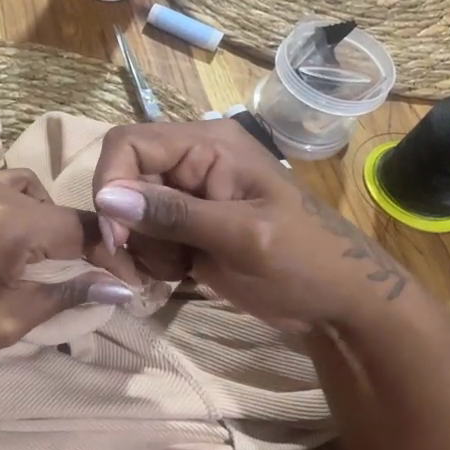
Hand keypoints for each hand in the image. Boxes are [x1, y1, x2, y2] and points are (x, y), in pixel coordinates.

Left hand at [0, 170, 133, 370]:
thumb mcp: (9, 318)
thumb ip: (67, 294)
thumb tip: (121, 287)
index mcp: (9, 221)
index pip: (81, 228)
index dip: (110, 254)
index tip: (128, 280)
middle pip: (57, 207)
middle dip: (79, 239)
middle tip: (88, 275)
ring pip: (32, 189)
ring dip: (47, 218)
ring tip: (46, 257)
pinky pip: (3, 185)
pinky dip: (20, 206)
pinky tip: (12, 240)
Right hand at [88, 120, 412, 330]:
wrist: (343, 306)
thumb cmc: (306, 263)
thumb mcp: (242, 237)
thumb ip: (174, 214)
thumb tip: (107, 197)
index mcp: (208, 145)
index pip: (128, 144)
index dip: (110, 183)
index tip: (116, 238)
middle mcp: (190, 161)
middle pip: (122, 180)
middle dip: (125, 227)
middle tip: (146, 269)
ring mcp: (187, 195)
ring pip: (126, 212)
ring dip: (140, 248)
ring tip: (178, 271)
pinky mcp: (185, 225)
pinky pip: (142, 235)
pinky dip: (149, 259)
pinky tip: (180, 274)